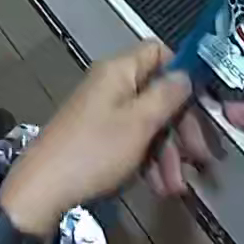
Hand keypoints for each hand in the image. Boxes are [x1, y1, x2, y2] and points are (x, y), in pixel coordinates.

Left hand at [0, 41, 200, 233]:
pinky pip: (132, 138)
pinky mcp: (98, 136)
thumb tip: (187, 75)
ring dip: (167, 152)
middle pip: (158, 91)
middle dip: (181, 126)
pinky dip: (148, 160)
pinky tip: (158, 187)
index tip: (201, 103)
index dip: (182, 73)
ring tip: (175, 187)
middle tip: (199, 157)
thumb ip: (167, 96)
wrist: (42, 191)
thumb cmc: (94, 151)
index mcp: (120, 69)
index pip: (159, 52)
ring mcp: (104, 110)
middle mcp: (112, 83)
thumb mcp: (139, 124)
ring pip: (147, 121)